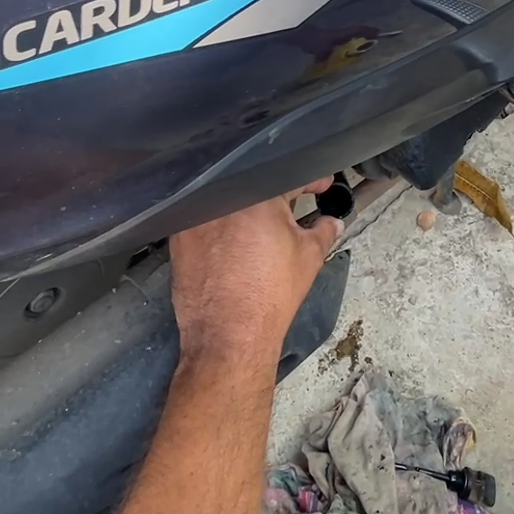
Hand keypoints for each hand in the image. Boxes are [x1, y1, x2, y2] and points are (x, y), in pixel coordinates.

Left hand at [168, 178, 342, 363]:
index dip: (313, 181)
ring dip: (245, 211)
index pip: (292, 178)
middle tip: (292, 213)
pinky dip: (219, 227)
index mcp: (260, 196)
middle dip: (277, 196)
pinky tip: (230, 247)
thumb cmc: (270, 295)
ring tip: (259, 235)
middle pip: (256, 187)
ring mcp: (198, 216)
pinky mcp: (180, 236)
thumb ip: (324, 231)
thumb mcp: (309, 257)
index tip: (320, 186)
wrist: (230, 335)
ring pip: (228, 201)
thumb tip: (333, 222)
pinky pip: (203, 220)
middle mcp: (225, 199)